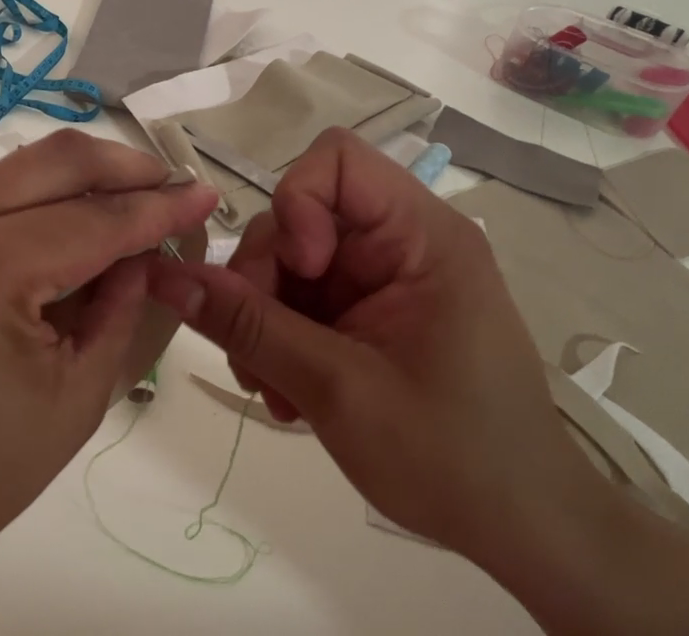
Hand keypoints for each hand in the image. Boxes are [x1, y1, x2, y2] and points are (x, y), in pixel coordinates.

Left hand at [0, 129, 216, 635]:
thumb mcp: (76, 393)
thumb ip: (119, 306)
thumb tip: (146, 251)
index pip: (96, 218)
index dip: (160, 206)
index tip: (208, 193)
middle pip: (54, 161)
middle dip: (122, 166)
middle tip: (173, 186)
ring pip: (20, 170)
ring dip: (81, 178)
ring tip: (134, 203)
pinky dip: (40, 200)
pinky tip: (75, 225)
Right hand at [146, 126, 598, 560]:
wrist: (523, 528)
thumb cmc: (451, 455)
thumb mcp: (337, 388)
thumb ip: (248, 326)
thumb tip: (165, 277)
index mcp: (422, 236)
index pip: (336, 160)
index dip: (296, 204)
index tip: (297, 274)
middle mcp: (400, 243)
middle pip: (297, 218)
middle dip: (263, 283)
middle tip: (256, 355)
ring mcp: (382, 280)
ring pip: (287, 264)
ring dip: (263, 321)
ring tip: (273, 391)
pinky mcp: (369, 313)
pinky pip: (300, 301)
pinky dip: (280, 340)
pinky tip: (287, 396)